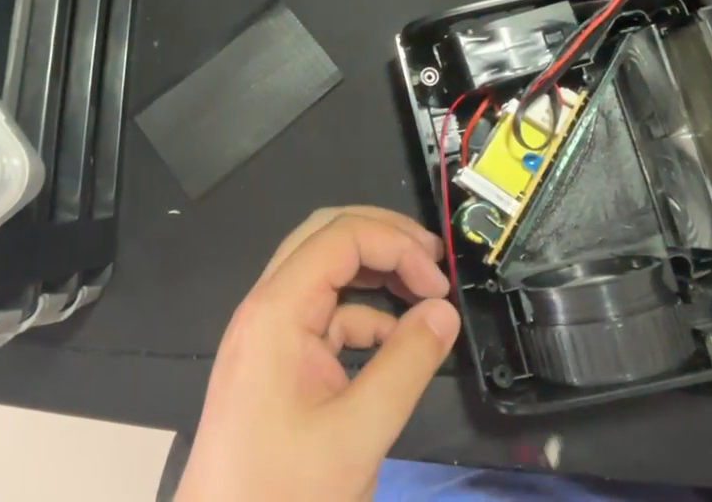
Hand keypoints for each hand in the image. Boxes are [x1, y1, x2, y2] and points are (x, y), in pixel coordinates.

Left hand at [175, 206, 461, 501]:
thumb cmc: (285, 490)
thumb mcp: (357, 433)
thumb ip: (406, 365)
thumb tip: (444, 310)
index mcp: (277, 310)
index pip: (339, 236)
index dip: (395, 244)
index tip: (439, 284)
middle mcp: (267, 306)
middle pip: (325, 236)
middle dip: (383, 237)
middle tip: (434, 260)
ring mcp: (269, 331)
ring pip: (323, 271)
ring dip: (375, 272)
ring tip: (424, 291)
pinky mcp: (277, 359)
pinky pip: (324, 315)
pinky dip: (364, 315)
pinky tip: (396, 342)